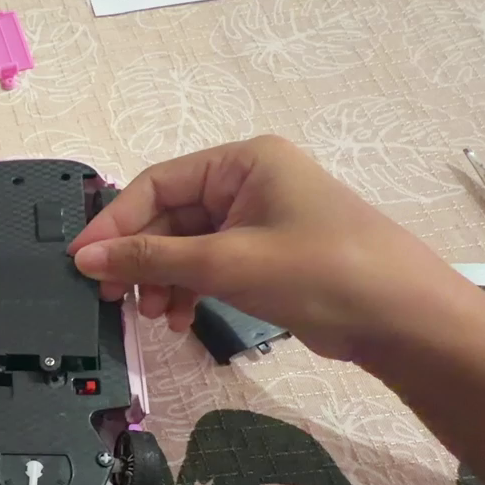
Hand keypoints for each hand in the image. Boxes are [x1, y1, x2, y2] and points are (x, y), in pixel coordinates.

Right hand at [66, 135, 484, 360]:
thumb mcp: (225, 263)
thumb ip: (149, 259)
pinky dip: (185, 292)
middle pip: (165, 218)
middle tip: (111, 296)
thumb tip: (84, 258)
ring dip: (160, 282)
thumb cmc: (321, 273)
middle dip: (138, 260)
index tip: (80, 260)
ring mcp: (252, 222)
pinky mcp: (259, 256)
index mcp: (242, 163)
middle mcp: (244, 184)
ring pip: (180, 248)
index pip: (156, 185)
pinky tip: (178, 320)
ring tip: (153, 315)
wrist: (403, 321)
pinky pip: (203, 268)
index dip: (113, 223)